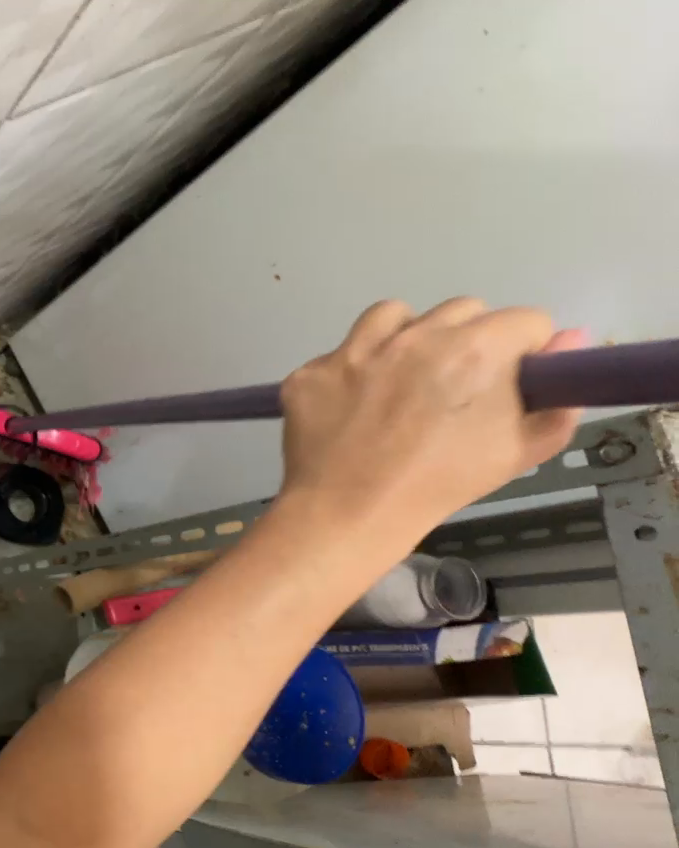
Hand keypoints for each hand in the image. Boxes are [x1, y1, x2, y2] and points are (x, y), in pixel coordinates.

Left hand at [277, 297, 585, 549]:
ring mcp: (350, 354)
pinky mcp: (307, 374)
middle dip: (466, 337)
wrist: (350, 509)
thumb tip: (565, 340)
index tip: (508, 376)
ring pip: (389, 316)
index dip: (522, 349)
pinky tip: (349, 403)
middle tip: (452, 379)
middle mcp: (411, 339)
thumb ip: (556, 391)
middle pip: (457, 311)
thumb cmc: (441, 482)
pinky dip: (347, 372)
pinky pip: (334, 355)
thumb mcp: (524, 446)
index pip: (521, 320)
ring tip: (399, 374)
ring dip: (402, 335)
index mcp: (475, 349)